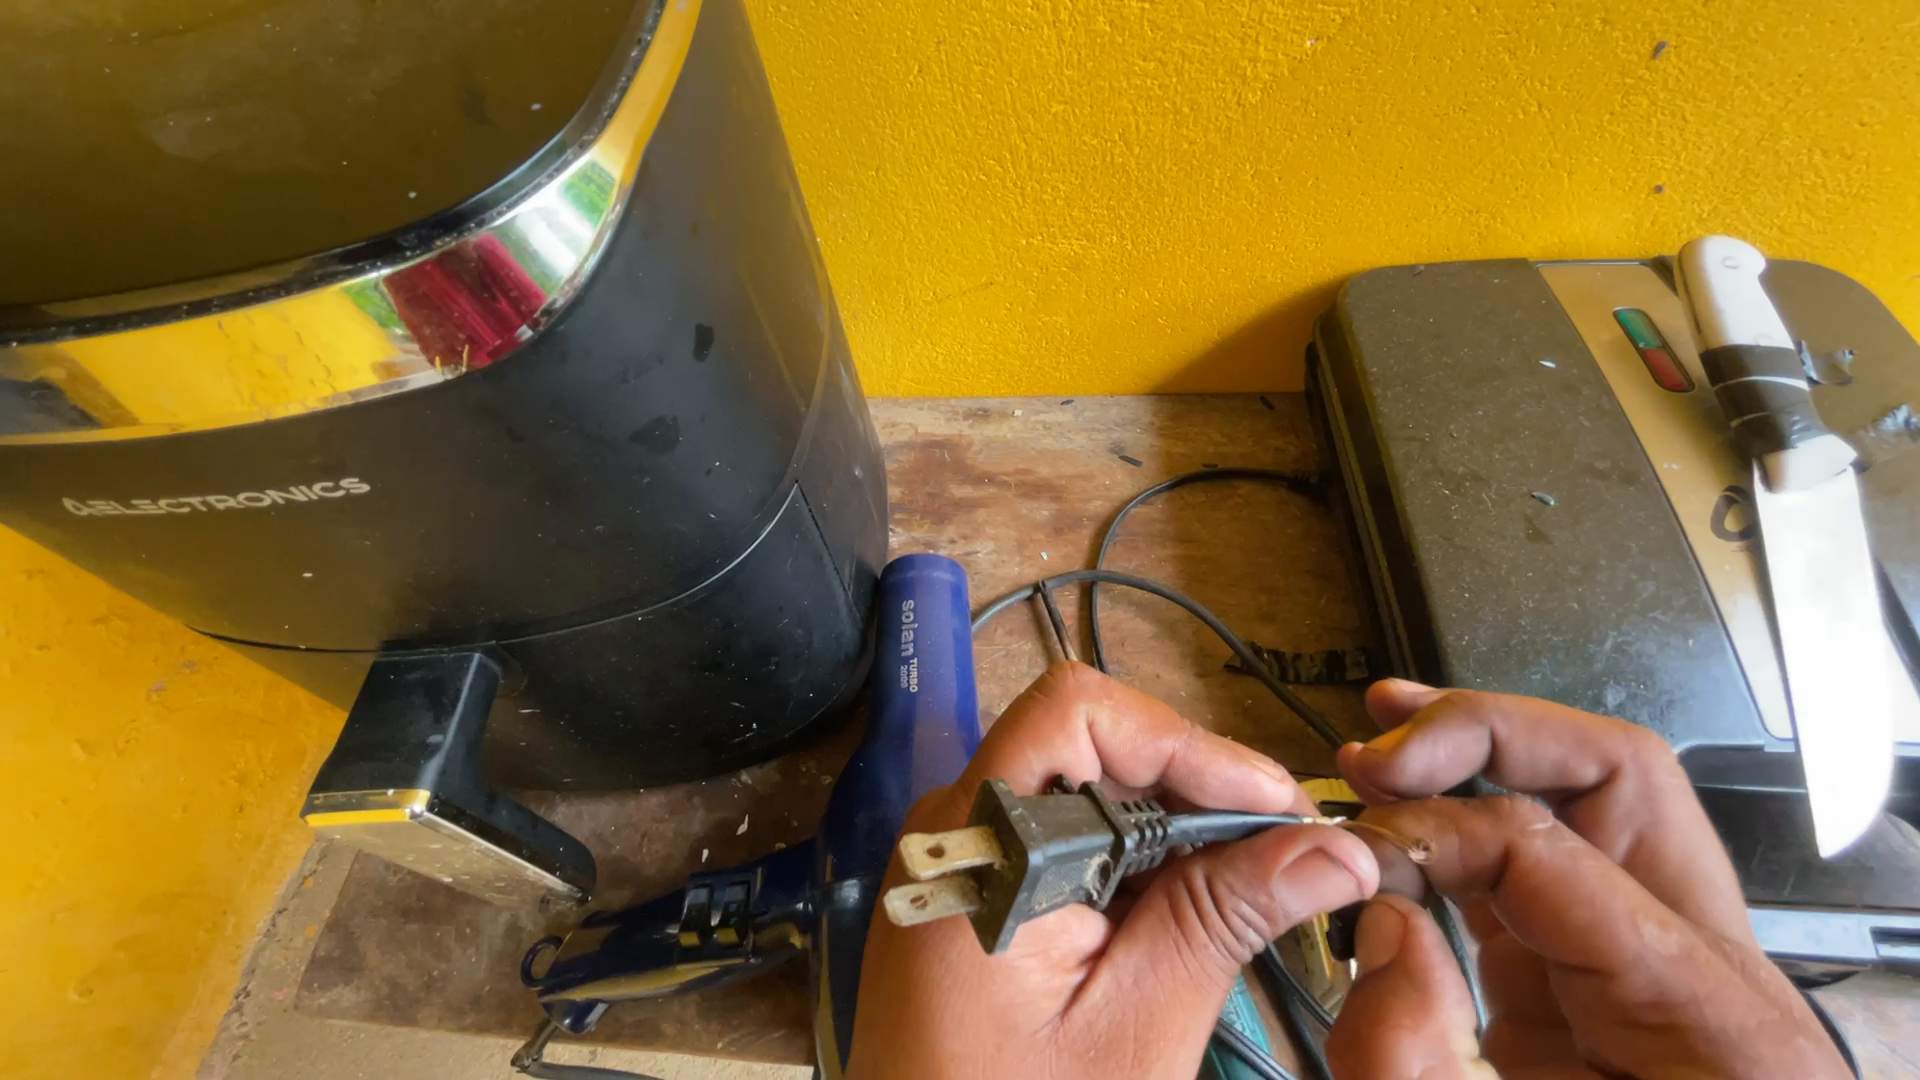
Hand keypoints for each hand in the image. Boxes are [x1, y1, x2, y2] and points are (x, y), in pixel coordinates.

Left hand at [847, 662, 1377, 1078]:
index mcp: (980, 841)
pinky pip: (1068, 818)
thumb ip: (1219, 920)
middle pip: (1086, 736)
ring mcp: (967, 838)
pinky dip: (1137, 843)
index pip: (1074, 714)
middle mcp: (960, 815)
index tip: (1273, 803)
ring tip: (1249, 871)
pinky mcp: (983, 866)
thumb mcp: (1132, 1031)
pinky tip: (1184, 891)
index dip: (1180, 740)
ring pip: (1085, 774)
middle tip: (1284, 842)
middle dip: (1193, 778)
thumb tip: (1333, 850)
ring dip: (1174, 813)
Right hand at [1326, 680, 1850, 1078]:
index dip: (1426, 829)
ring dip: (1472, 742)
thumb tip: (1381, 915)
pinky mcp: (1596, 956)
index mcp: (1707, 1023)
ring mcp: (1653, 950)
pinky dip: (1464, 794)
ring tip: (1379, 735)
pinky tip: (1399, 783)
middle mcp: (1704, 963)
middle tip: (1380, 757)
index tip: (1350, 853)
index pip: (1544, 846)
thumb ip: (1407, 1054)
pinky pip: (1538, 839)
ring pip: (1584, 783)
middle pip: (1616, 772)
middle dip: (1478, 737)